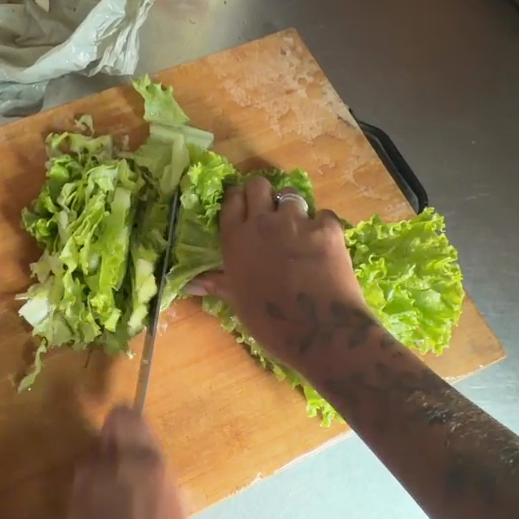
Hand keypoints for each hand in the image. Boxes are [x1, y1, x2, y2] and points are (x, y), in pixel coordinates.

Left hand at [62, 407, 189, 518]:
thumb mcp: (173, 507)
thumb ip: (155, 474)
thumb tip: (146, 460)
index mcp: (144, 460)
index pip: (126, 414)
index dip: (127, 423)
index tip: (131, 433)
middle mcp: (108, 463)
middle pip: (104, 438)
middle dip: (112, 451)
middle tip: (125, 473)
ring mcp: (85, 484)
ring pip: (90, 463)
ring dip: (99, 474)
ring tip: (115, 503)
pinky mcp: (68, 506)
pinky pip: (80, 489)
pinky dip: (89, 497)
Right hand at [199, 175, 366, 364]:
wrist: (320, 333)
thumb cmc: (270, 322)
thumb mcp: (238, 301)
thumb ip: (218, 283)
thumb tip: (191, 283)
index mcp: (236, 239)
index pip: (231, 200)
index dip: (238, 199)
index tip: (243, 207)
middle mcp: (263, 223)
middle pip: (258, 185)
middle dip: (264, 194)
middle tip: (270, 212)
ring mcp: (296, 222)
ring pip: (291, 195)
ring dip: (294, 209)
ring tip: (299, 228)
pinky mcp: (327, 229)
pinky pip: (324, 214)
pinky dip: (324, 225)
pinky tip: (325, 243)